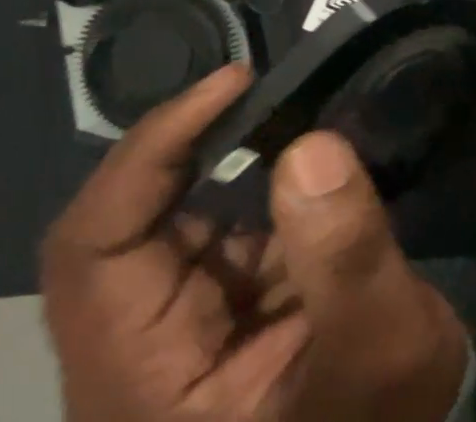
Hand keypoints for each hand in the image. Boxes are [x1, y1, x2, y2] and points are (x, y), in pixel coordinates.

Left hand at [41, 65, 469, 421]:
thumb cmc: (381, 416)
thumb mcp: (377, 343)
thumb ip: (343, 254)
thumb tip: (310, 147)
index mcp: (138, 380)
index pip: (94, 248)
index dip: (149, 155)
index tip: (230, 87)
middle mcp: (133, 353)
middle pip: (125, 228)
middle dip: (199, 153)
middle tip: (269, 91)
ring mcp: (177, 331)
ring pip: (181, 223)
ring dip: (241, 173)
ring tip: (306, 130)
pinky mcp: (222, 314)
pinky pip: (229, 234)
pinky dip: (275, 196)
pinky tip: (321, 181)